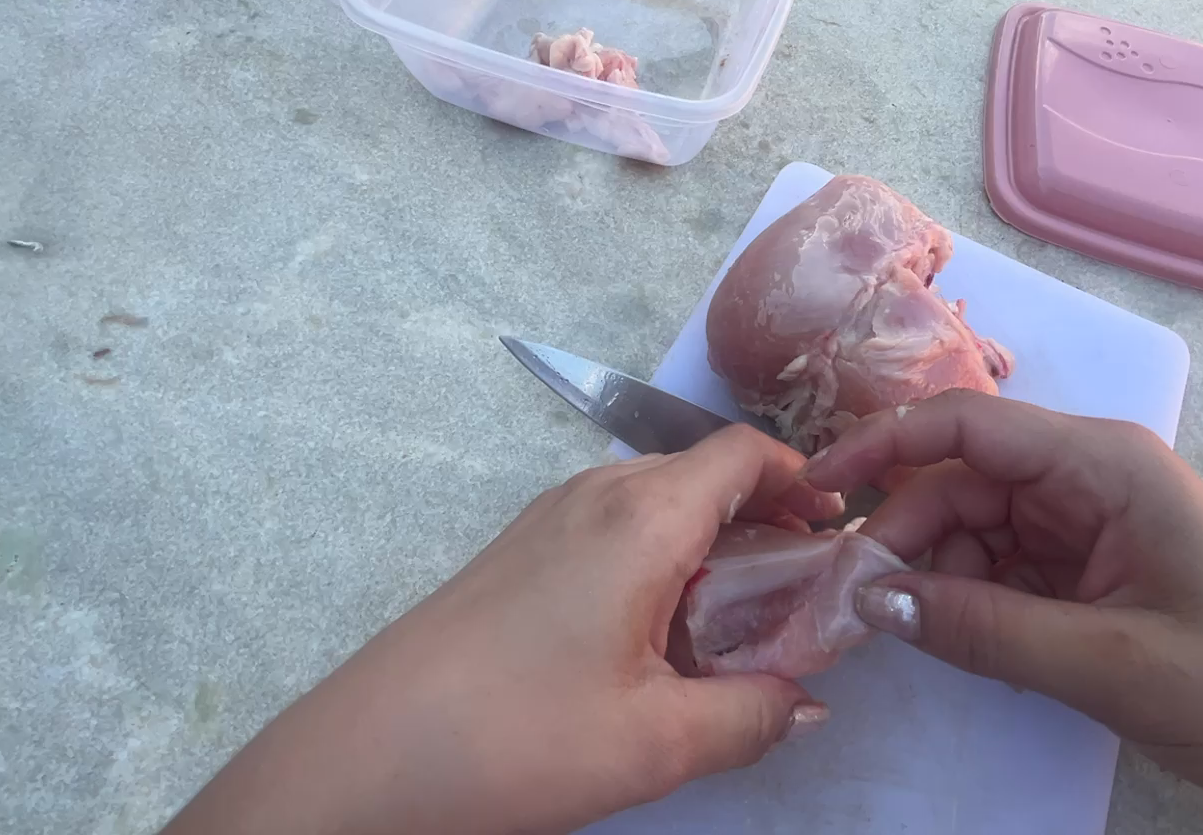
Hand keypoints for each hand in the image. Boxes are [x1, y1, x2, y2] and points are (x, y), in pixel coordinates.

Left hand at [165, 425, 841, 834]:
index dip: (799, 476)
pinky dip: (668, 539)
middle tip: (798, 577)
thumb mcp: (656, 742)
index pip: (743, 451)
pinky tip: (663, 610)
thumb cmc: (522, 735)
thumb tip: (809, 704)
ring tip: (738, 599)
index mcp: (645, 514)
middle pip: (706, 467)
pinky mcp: (530, 535)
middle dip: (765, 509)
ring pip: (664, 489)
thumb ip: (751, 715)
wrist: (369, 751)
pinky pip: (622, 512)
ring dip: (714, 527)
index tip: (833, 526)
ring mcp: (559, 506)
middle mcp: (603, 488)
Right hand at [803, 390, 1202, 834]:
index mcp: (1098, 461)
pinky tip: (960, 638)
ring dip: (929, 572)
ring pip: (965, 526)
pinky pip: (992, 564)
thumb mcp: (1113, 666)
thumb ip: (983, 629)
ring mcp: (1076, 518)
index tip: (816, 485)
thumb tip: (867, 595)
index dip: (880, 444)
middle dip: (901, 534)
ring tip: (908, 629)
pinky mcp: (1076, 562)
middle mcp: (1078, 474)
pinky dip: (962, 597)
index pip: (963, 424)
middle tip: (854, 601)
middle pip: (955, 481)